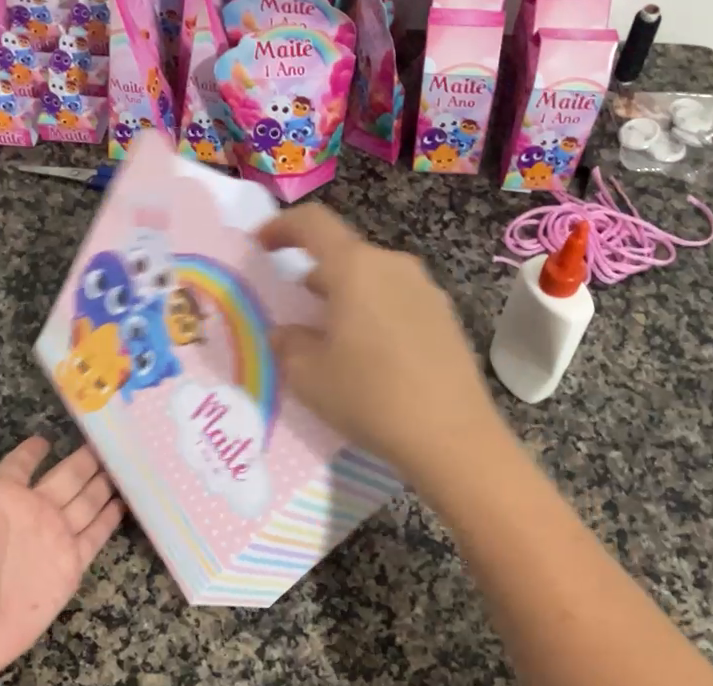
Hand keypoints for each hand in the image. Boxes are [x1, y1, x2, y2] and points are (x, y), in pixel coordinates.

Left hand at [0, 411, 123, 678]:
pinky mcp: (72, 566)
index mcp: (2, 498)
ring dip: (105, 484)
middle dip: (88, 459)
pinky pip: (97, 535)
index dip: (37, 447)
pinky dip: (112, 518)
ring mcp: (54, 540)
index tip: (59, 426)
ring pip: (87, 502)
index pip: (22, 464)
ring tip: (131, 463)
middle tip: (116, 437)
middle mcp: (32, 513)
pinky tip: (129, 502)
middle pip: (66, 478)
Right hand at [258, 205, 503, 483]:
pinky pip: (399, 303)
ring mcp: (427, 291)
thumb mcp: (309, 378)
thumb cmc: (369, 397)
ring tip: (335, 337)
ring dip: (350, 298)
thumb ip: (288, 345)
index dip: (282, 226)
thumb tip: (285, 333)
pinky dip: (376, 316)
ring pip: (375, 280)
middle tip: (300, 307)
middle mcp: (394, 266)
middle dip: (318, 275)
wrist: (449, 434)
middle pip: (347, 256)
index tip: (263, 243)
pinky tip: (372, 357)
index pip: (314, 224)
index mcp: (355, 268)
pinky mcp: (446, 319)